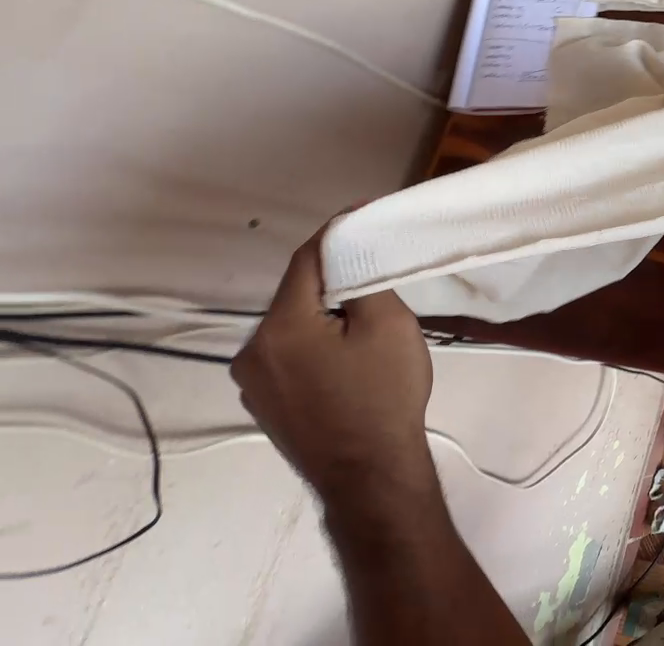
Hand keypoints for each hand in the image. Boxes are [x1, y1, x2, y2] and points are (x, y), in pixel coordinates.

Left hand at [231, 225, 435, 502]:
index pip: (305, 262)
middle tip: (382, 271)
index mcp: (279, 327)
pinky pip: (293, 355)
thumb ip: (365, 283)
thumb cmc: (382, 393)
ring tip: (372, 319)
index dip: (335, 233)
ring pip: (295, 327)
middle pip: (298, 296)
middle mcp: (252, 351)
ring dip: (329, 314)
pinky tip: (353, 357)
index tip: (365, 214)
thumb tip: (350, 256)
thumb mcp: (389, 326)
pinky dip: (321, 343)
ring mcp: (254, 383)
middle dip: (338, 279)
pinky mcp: (268, 404)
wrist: (368, 471)